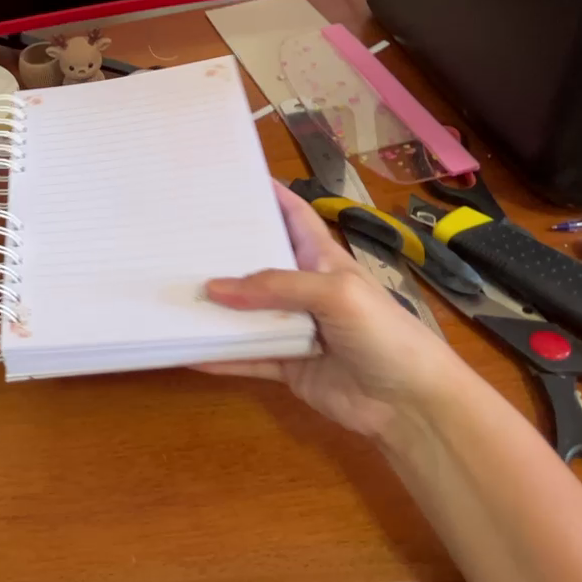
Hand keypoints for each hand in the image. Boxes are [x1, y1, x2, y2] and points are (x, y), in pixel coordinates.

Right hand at [197, 183, 467, 438]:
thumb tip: (212, 288)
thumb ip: (275, 287)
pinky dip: (218, 355)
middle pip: (256, 265)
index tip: (234, 177)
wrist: (413, 404)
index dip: (271, 195)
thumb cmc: (385, 333)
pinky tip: (186, 350)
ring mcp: (293, 328)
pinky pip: (245, 356)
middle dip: (223, 251)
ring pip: (244, 313)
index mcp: (322, 260)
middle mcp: (303, 290)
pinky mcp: (286, 364)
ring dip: (213, 306)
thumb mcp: (335, 293)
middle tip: (178, 235)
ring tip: (169, 291)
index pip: (294, 217)